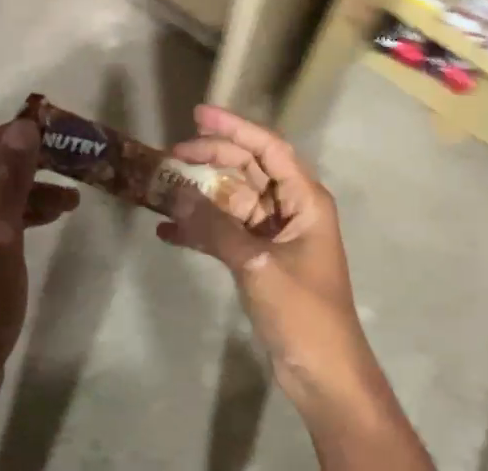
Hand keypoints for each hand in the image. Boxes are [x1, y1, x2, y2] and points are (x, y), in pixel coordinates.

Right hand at [158, 106, 430, 469]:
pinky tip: (168, 232)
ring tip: (163, 187)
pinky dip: (200, 230)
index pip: (269, 147)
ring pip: (233, 199)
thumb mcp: (258, 265)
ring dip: (201, 194)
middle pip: (249, 168)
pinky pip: (226, 232)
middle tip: (173, 153)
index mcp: (305, 199)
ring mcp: (275, 235)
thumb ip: (216, 227)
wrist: (323, 373)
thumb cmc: (302, 312)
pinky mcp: (260, 260)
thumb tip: (176, 194)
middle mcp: (291, 209)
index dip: (235, 127)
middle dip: (213, 157)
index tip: (198, 114)